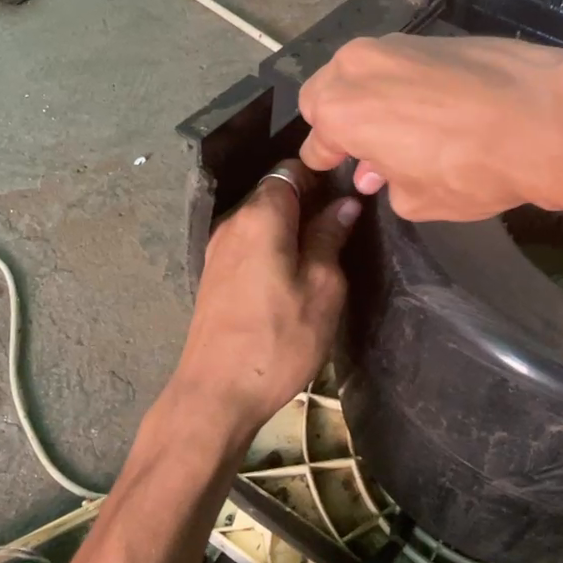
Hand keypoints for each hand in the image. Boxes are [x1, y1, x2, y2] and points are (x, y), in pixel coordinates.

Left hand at [172, 161, 361, 430]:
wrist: (217, 393)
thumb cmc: (279, 339)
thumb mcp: (323, 288)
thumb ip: (330, 238)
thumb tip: (343, 204)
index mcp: (260, 216)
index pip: (291, 170)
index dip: (322, 176)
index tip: (348, 195)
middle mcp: (232, 222)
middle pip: (275, 192)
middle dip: (309, 202)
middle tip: (343, 228)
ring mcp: (218, 249)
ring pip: (262, 220)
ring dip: (292, 228)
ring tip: (324, 254)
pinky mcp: (214, 275)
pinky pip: (250, 243)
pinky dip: (273, 247)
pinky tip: (293, 275)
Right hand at [298, 34, 562, 220]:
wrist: (544, 116)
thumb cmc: (469, 168)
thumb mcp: (418, 200)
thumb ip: (387, 183)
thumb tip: (379, 171)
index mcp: (340, 109)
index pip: (316, 140)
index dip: (326, 161)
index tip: (337, 169)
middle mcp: (357, 66)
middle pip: (327, 92)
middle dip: (339, 120)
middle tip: (367, 148)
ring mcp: (397, 44)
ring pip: (364, 71)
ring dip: (371, 97)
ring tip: (403, 128)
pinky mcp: (434, 36)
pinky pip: (401, 63)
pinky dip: (404, 83)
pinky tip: (435, 107)